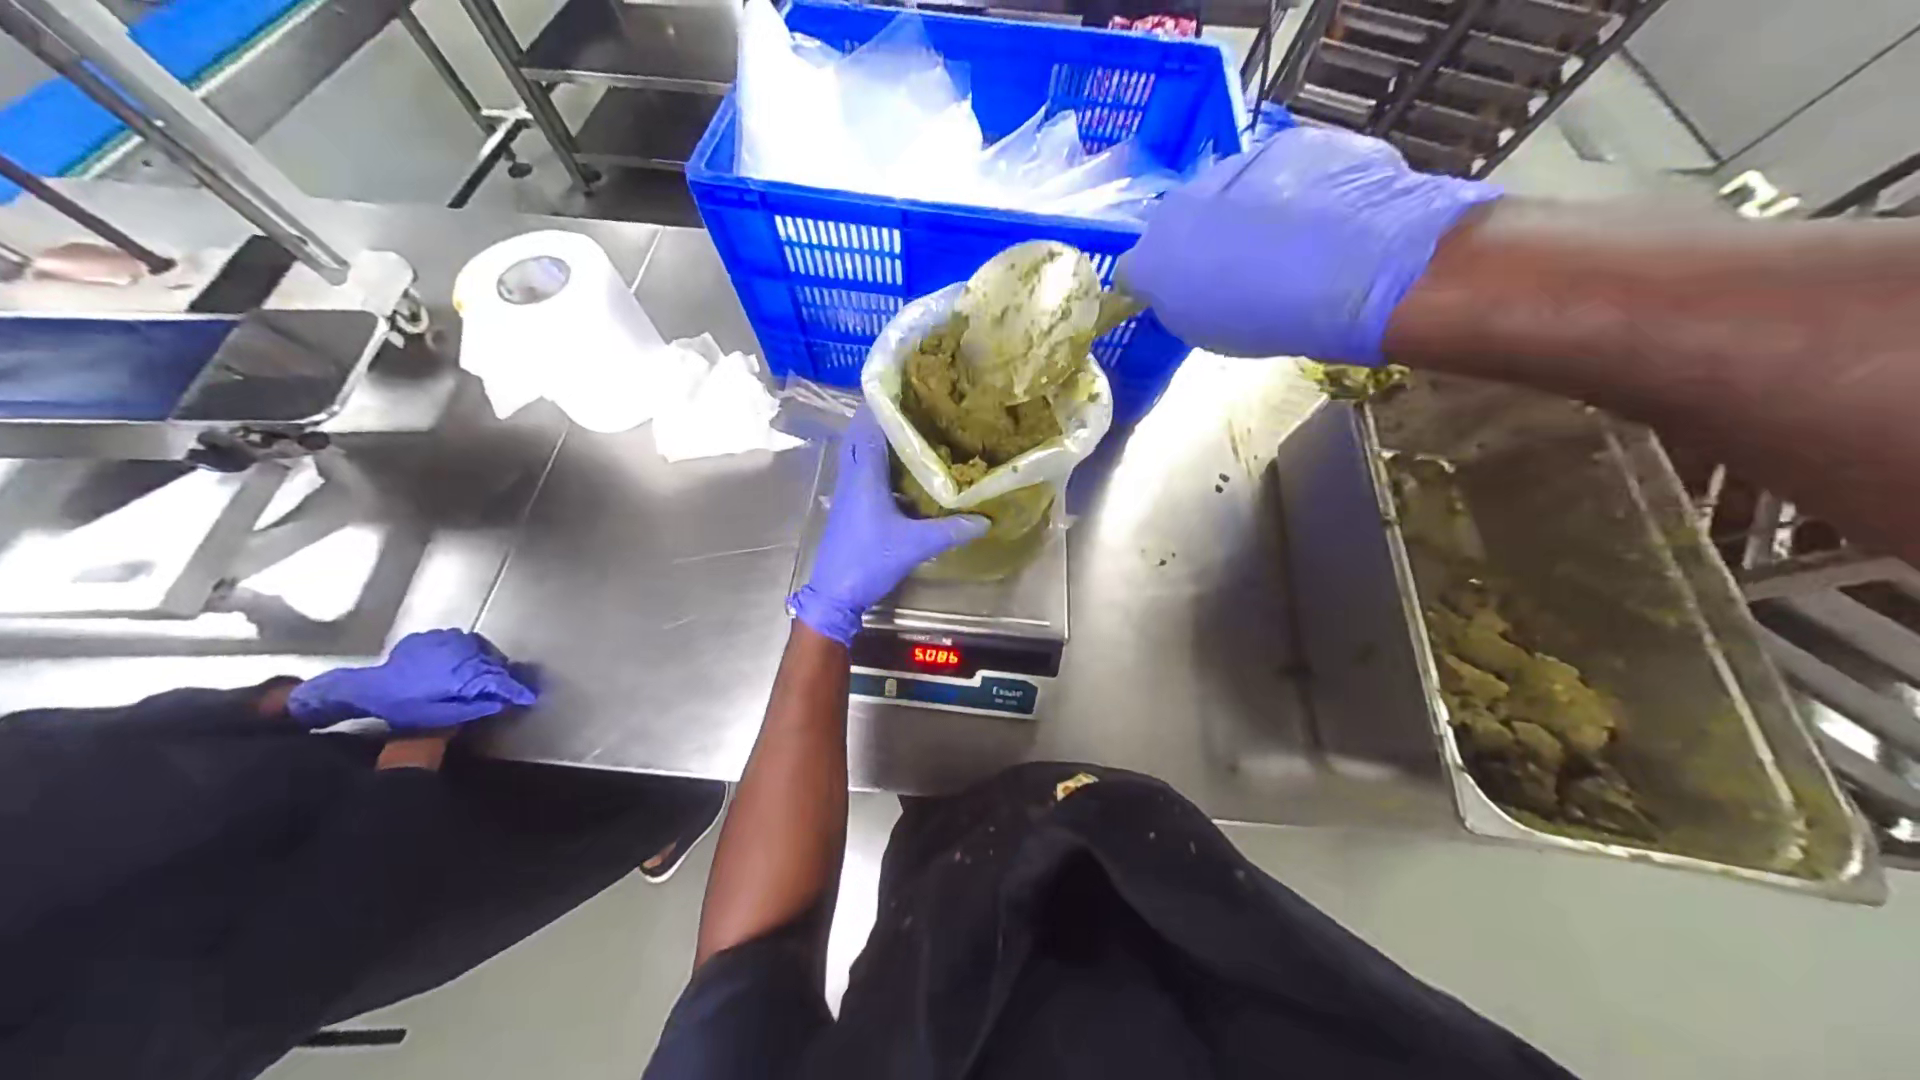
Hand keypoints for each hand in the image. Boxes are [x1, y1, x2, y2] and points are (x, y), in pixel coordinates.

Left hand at [287, 629, 536, 730]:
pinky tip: (461, 664)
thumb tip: (502, 702)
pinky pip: (461, 643)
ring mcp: (446, 640)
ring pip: (479, 648)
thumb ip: (474, 708)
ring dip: (486, 661)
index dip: (516, 689)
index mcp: (464, 672)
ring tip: (485, 674)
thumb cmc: (402, 706)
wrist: (364, 688)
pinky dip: (468, 653)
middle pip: (492, 661)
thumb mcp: (439, 716)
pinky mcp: (432, 637)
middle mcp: (460, 651)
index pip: (499, 678)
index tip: (529, 697)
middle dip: (501, 674)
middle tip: (505, 687)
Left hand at [788, 408, 987, 644]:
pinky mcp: (850, 507)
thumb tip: (985, 520)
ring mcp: (848, 492)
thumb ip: (950, 531)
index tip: (908, 389)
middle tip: (914, 407)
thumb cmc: (869, 560)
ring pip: (861, 454)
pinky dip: (880, 463)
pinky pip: (864, 473)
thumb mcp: (914, 545)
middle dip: (883, 418)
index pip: (870, 428)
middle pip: (862, 435)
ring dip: (881, 440)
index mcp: (864, 476)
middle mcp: (852, 477)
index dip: (885, 406)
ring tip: (914, 431)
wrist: (834, 593)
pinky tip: (905, 472)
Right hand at [1118, 125, 1500, 365]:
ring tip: (1291, 247)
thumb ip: (1170, 296)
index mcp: (1158, 245)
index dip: (1163, 277)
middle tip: (1239, 272)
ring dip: (1254, 211)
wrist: (1357, 268)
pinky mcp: (1310, 142)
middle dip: (1207, 236)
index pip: (1141, 258)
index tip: (1187, 295)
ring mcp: (1251, 161)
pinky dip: (1301, 192)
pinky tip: (1327, 221)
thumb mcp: (1197, 327)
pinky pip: (1293, 171)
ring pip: (1238, 188)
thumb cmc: (1264, 313)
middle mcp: (1192, 193)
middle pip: (1189, 215)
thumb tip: (1160, 279)